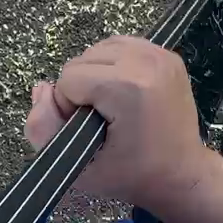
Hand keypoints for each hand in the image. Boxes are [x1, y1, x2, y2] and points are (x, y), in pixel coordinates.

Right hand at [24, 35, 220, 212]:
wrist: (181, 175)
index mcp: (127, 87)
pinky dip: (113, 67)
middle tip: (100, 121)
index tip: (88, 132)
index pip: (67, 79)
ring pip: (98, 49)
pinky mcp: (167, 55)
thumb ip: (44, 129)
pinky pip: (121, 47)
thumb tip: (40, 88)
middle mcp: (146, 62)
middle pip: (81, 59)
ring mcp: (160, 55)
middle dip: (81, 90)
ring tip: (110, 107)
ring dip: (95, 76)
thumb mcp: (76, 164)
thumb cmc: (131, 176)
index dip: (68, 109)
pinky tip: (121, 93)